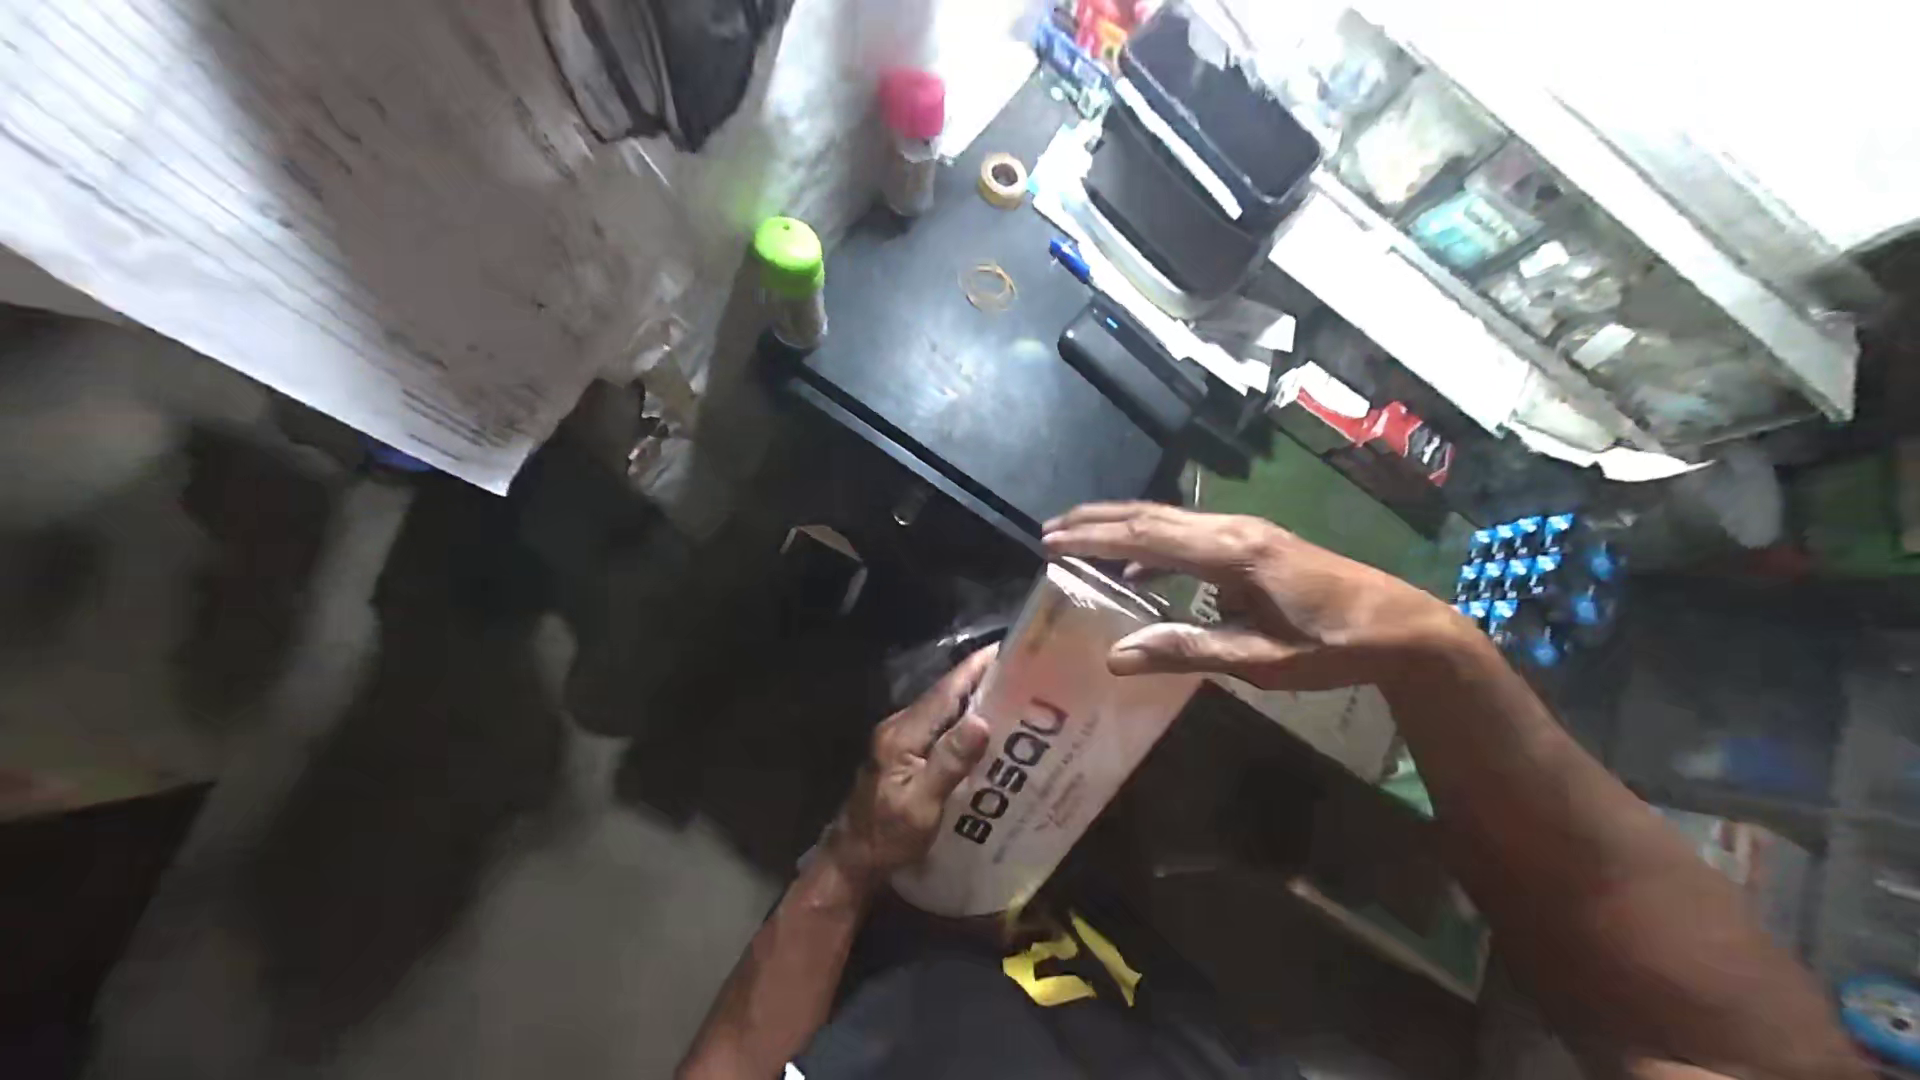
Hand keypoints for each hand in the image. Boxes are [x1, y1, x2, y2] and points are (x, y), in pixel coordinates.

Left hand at [825, 646, 996, 888]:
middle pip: (945, 695)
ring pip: (943, 709)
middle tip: (1022, 675)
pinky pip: (939, 726)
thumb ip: (949, 762)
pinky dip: (963, 720)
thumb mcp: (921, 805)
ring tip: (1013, 695)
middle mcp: (900, 726)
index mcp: (903, 733)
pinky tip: (986, 730)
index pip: (945, 691)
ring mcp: (899, 738)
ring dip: (974, 699)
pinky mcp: (903, 751)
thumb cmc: (887, 837)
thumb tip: (981, 721)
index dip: (975, 668)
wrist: (852, 860)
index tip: (1006, 649)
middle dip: (981, 680)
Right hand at [1042, 502, 1468, 690]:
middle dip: (1095, 520)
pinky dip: (1150, 545)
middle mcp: (1231, 529)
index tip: (1050, 542)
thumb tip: (1115, 654)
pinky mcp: (1250, 541)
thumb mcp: (1258, 659)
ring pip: (1166, 518)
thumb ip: (1185, 650)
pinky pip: (1186, 534)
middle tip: (1049, 529)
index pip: (1146, 538)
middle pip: (1150, 515)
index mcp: (1231, 553)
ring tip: (1077, 537)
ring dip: (1119, 526)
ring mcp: (1242, 530)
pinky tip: (1137, 571)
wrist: (1403, 626)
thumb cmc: (1332, 646)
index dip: (1094, 539)